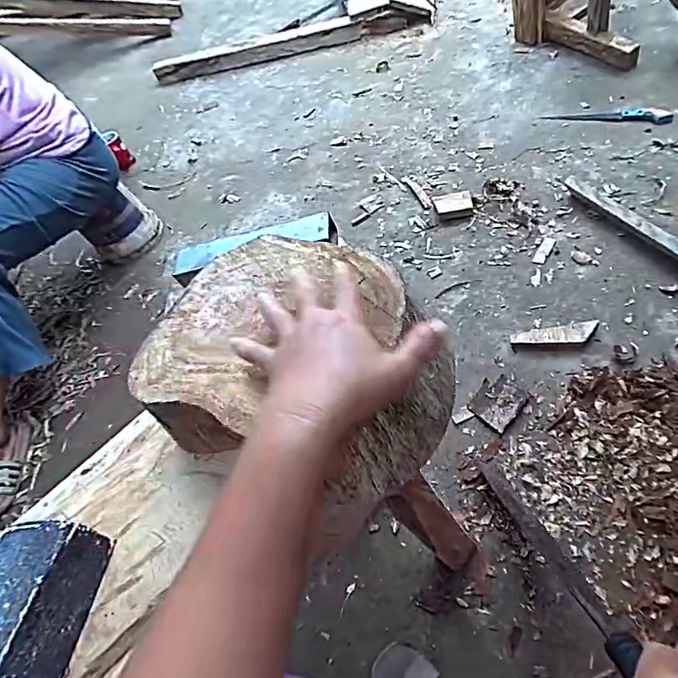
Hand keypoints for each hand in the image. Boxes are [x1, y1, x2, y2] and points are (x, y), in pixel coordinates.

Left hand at [231, 262, 448, 444]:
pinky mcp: (274, 364)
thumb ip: (420, 347)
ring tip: (260, 295)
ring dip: (269, 306)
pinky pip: (258, 353)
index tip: (340, 263)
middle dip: (303, 283)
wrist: (313, 414)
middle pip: (308, 298)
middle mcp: (316, 326)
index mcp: (347, 323)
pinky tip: (234, 344)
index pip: (348, 293)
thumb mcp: (400, 370)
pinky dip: (247, 348)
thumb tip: (442, 325)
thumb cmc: (358, 391)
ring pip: (278, 318)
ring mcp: (291, 343)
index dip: (346, 278)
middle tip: (294, 268)